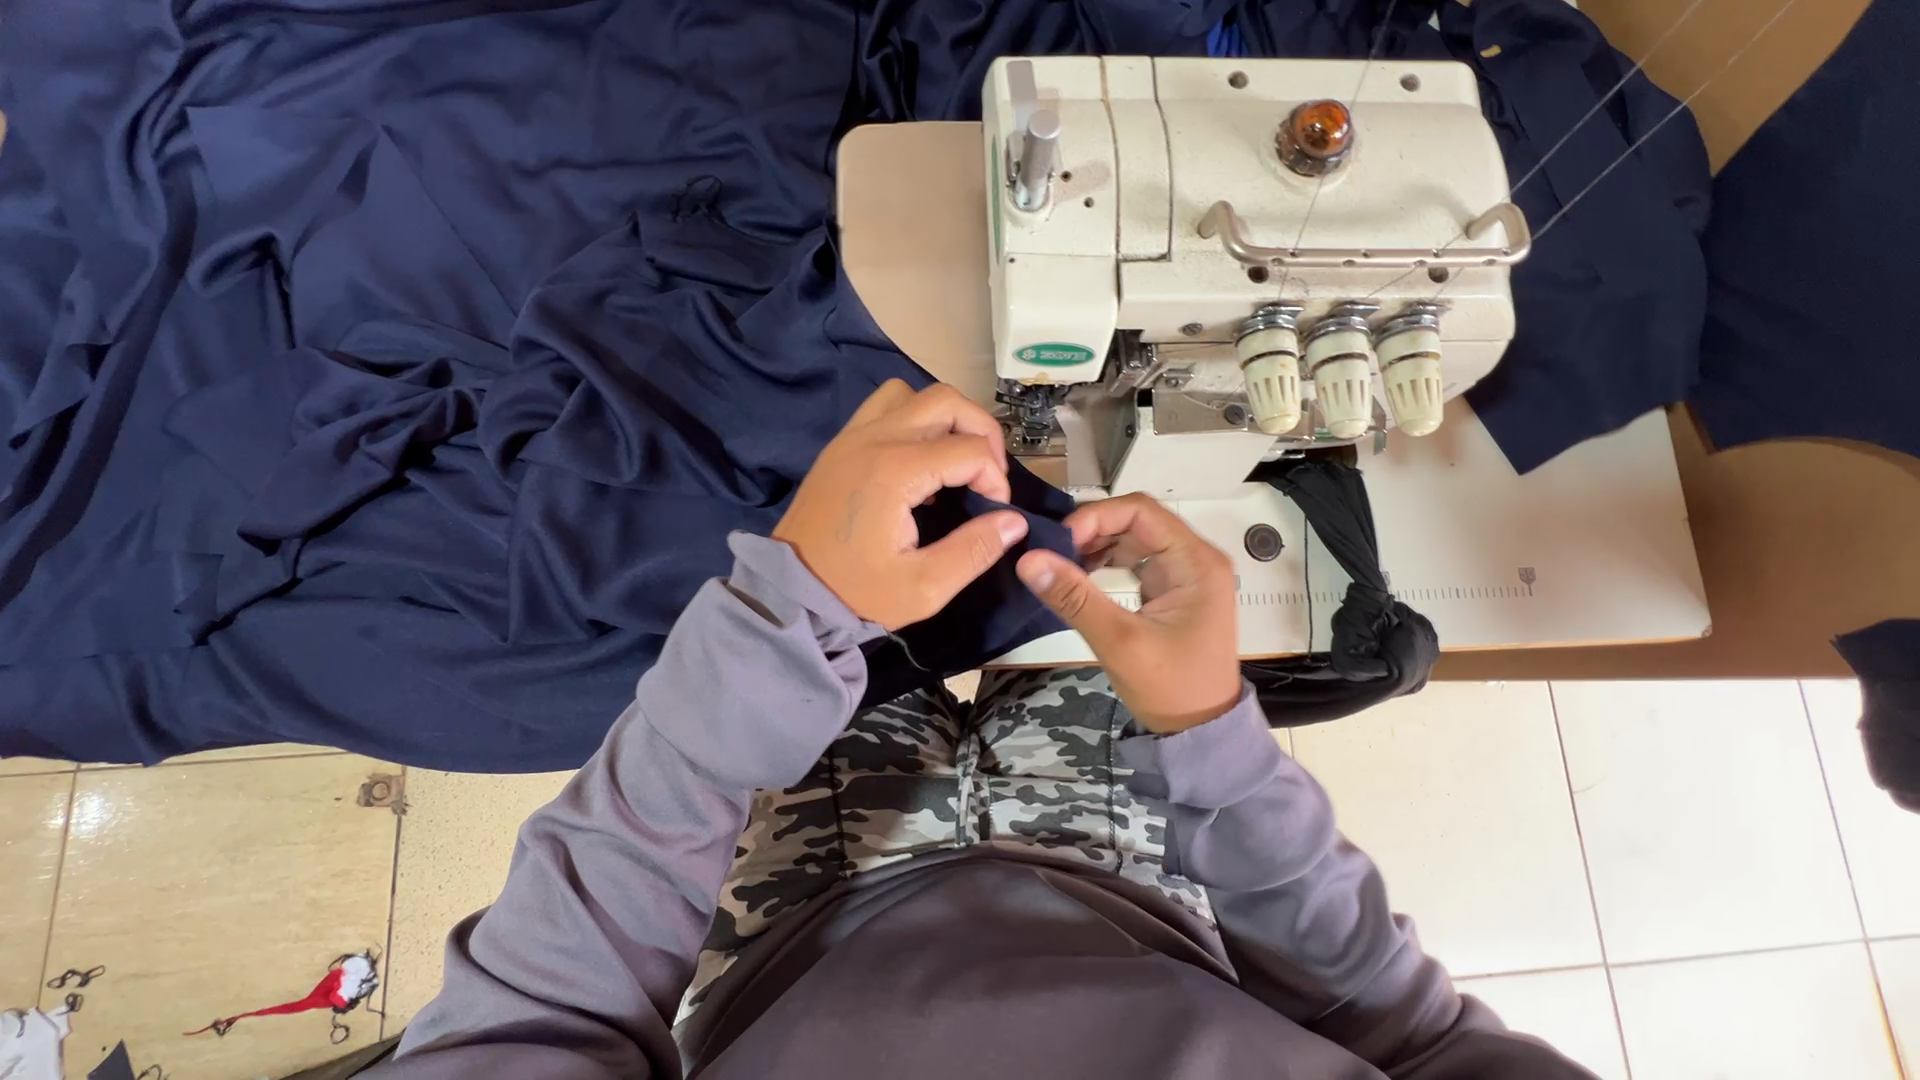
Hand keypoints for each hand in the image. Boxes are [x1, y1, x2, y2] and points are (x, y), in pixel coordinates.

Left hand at [773, 380, 1028, 629]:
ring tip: (954, 458)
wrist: (789, 593)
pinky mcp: (840, 445)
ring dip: (944, 417)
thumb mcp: (924, 587)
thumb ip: (975, 550)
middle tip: (988, 474)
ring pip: (911, 394)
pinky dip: (912, 419)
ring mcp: (852, 437)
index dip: (996, 478)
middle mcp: (874, 439)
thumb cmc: (856, 593)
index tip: (996, 512)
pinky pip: (883, 407)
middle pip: (946, 401)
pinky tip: (919, 462)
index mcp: (896, 470)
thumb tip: (1014, 521)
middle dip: (981, 431)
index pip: (970, 449)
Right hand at [1015, 493, 1239, 733]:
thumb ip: (1075, 598)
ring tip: (1059, 563)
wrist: (1201, 732)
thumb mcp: (1119, 643)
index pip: (1140, 511)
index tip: (1058, 543)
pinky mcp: (1171, 589)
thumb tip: (1028, 559)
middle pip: (1136, 520)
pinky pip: (1134, 560)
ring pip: (1132, 538)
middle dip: (1092, 530)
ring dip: (1095, 545)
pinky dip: (1104, 562)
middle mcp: (1195, 557)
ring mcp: (1184, 573)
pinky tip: (1078, 575)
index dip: (1095, 517)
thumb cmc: (1171, 688)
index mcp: (1196, 562)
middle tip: (1051, 552)